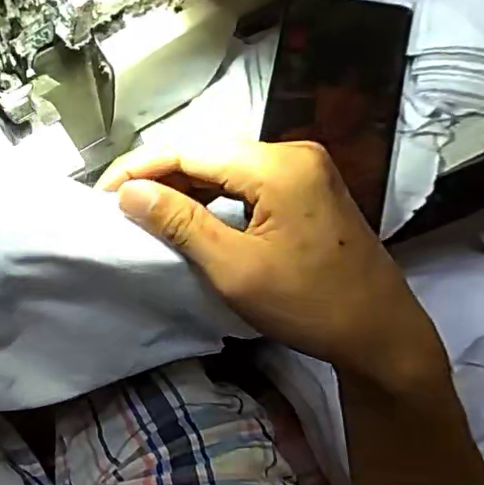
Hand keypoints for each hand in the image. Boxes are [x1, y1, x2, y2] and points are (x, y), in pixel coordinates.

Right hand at [97, 139, 445, 394]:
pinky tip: (183, 210)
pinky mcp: (304, 185)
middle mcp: (292, 153)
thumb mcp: (234, 268)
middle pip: (204, 150)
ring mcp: (302, 167)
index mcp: (277, 166)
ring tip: (139, 207)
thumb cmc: (309, 305)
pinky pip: (241, 178)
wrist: (382, 334)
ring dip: (179, 183)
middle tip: (115, 202)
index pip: (189, 150)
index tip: (101, 195)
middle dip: (155, 174)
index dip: (138, 169)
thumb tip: (128, 193)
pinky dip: (206, 192)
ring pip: (221, 163)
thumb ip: (179, 222)